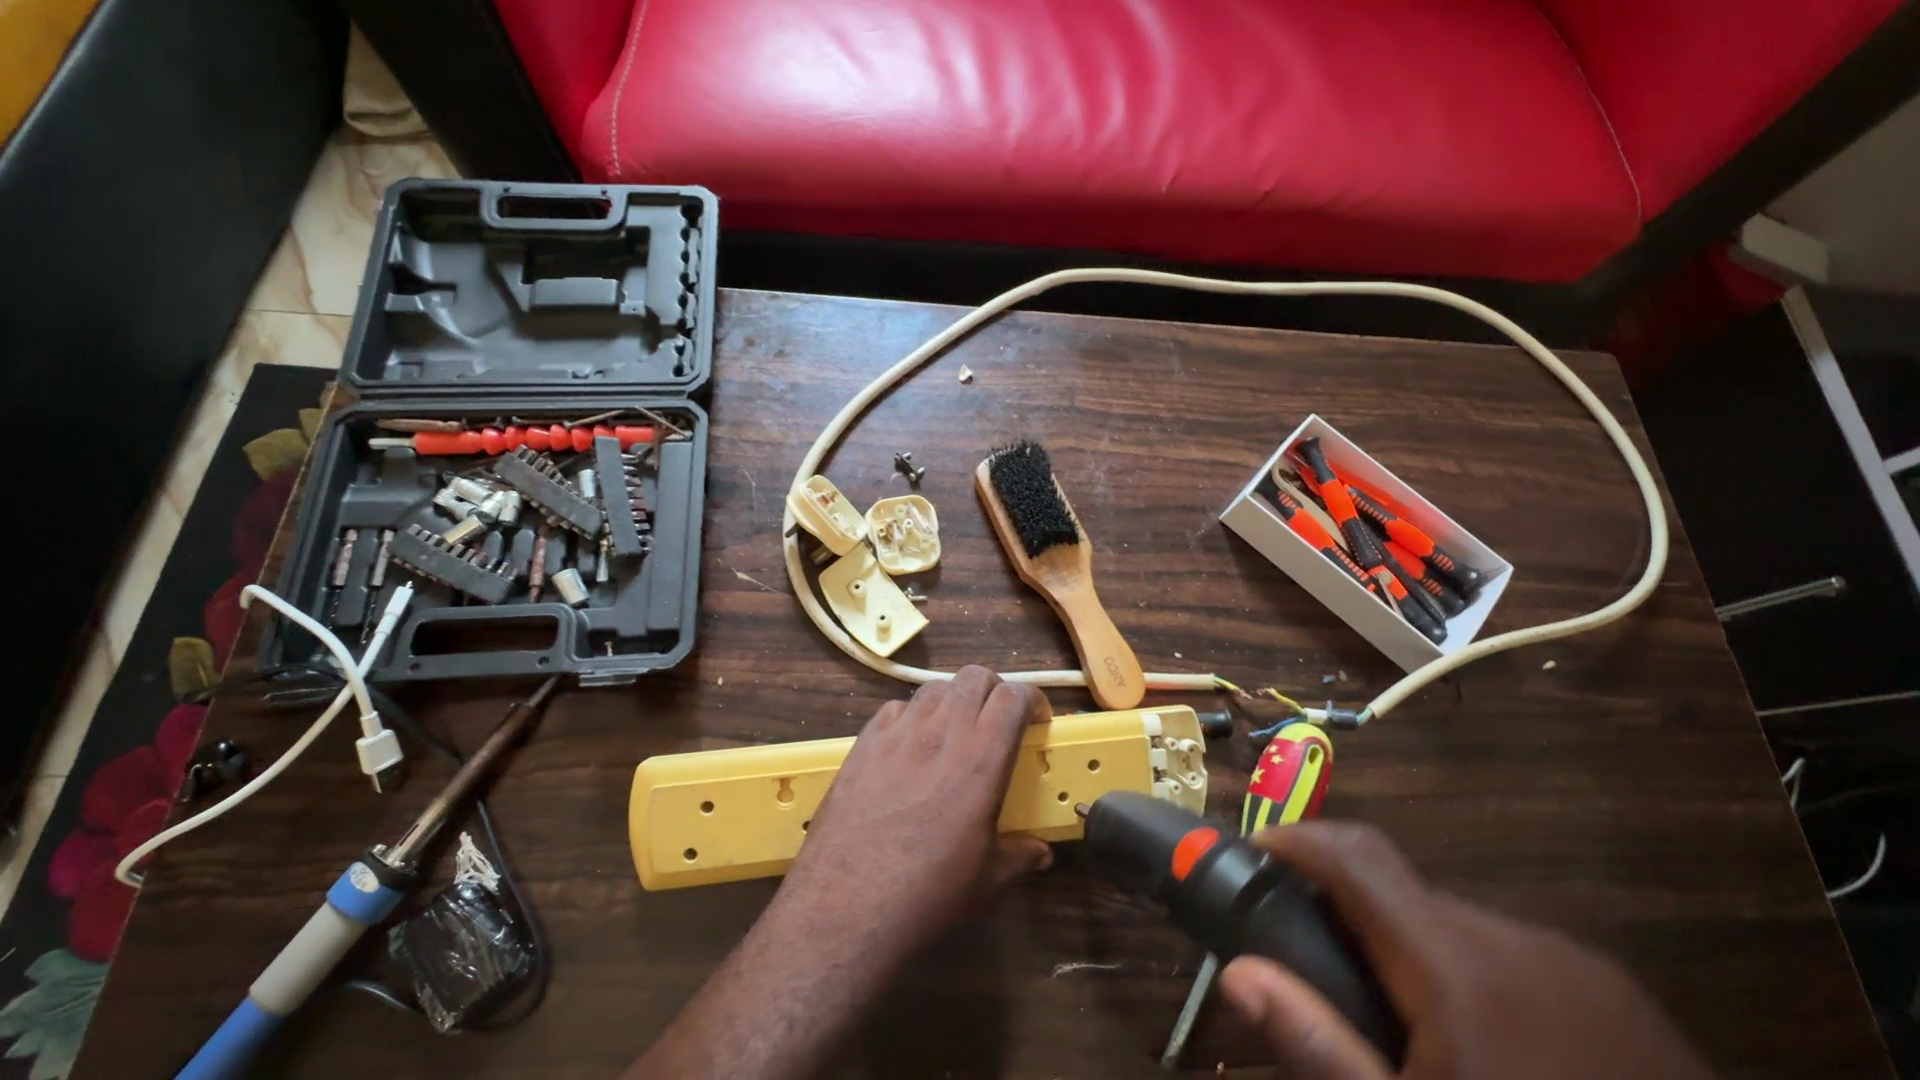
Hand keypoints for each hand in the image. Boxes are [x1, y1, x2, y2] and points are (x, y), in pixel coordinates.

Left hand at [781, 666, 1053, 957]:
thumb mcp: (987, 881)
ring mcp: (896, 735)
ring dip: (953, 700)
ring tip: (954, 732)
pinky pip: (894, 710)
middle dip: (994, 691)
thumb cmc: (927, 894)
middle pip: (974, 677)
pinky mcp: (862, 745)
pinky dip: (912, 717)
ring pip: (934, 688)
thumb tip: (1041, 854)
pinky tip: (910, 748)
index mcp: (981, 760)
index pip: (1013, 696)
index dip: (1032, 700)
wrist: (845, 907)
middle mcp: (940, 734)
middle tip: (998, 723)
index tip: (1036, 722)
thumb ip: (1020, 857)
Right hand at [1218, 823, 1712, 1079]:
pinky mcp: (1620, 996)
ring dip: (1413, 954)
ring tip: (1409, 1033)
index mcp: (1460, 968)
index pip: (1359, 858)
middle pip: (1405, 897)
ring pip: (1461, 929)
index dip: (1297, 839)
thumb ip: (1318, 1045)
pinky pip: (1516, 959)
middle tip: (1322, 979)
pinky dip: (1471, 977)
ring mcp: (1581, 966)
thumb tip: (1238, 971)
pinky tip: (1488, 1049)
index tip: (1252, 852)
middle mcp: (1518, 941)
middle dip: (1350, 919)